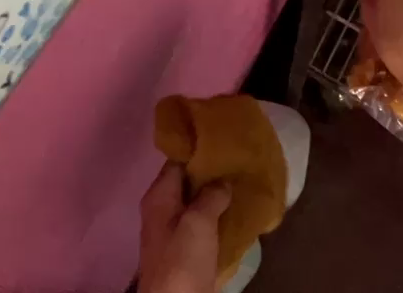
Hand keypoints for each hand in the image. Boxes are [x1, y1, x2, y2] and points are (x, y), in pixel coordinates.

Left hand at [138, 162, 232, 292]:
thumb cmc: (182, 262)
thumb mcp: (197, 222)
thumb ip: (210, 195)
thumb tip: (222, 181)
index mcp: (159, 196)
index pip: (178, 161)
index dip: (200, 149)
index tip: (225, 141)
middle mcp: (163, 211)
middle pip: (189, 183)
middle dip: (213, 174)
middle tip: (240, 162)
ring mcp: (175, 234)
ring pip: (198, 205)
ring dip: (218, 197)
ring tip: (244, 185)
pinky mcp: (188, 254)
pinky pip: (205, 227)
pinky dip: (219, 219)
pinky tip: (238, 214)